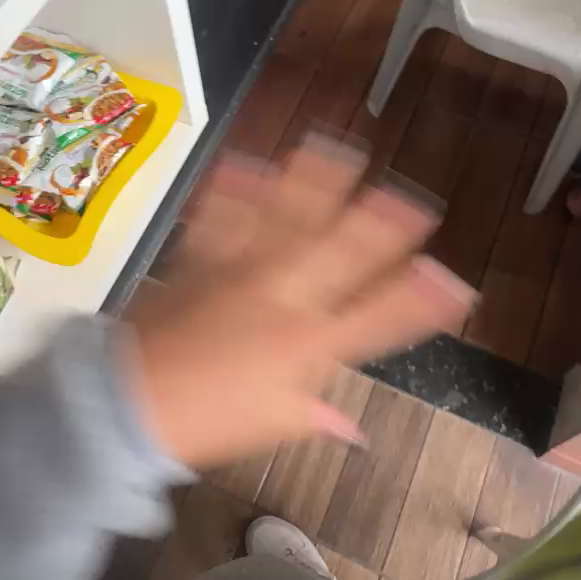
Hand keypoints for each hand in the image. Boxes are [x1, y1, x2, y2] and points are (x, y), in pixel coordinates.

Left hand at [123, 134, 476, 469]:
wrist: (127, 401)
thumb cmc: (206, 419)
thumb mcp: (269, 424)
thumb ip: (315, 416)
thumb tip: (354, 430)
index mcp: (306, 344)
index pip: (377, 318)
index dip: (420, 299)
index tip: (452, 281)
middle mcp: (282, 297)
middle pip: (342, 253)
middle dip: (381, 224)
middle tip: (412, 197)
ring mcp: (240, 269)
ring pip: (287, 218)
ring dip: (316, 183)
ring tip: (340, 149)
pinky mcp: (201, 257)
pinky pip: (223, 214)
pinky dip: (235, 187)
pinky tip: (248, 162)